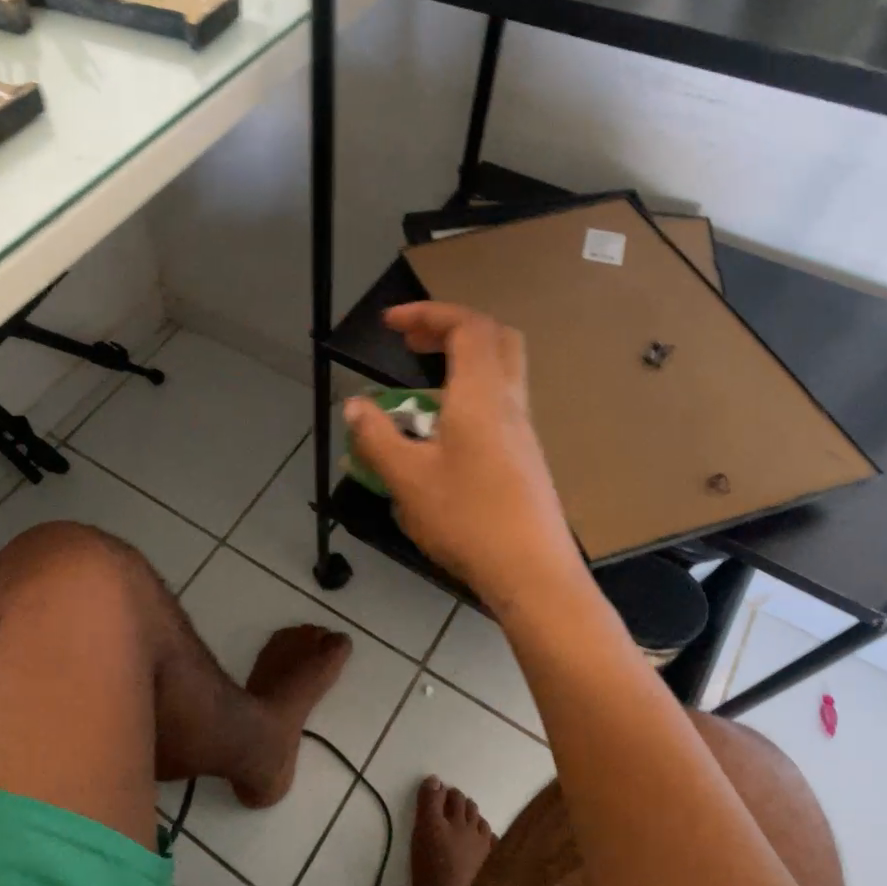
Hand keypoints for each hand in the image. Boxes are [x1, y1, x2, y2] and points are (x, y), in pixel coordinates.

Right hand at [343, 302, 585, 607]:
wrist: (532, 572)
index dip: (428, 313)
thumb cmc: (467, 519)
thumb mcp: (406, 479)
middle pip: (495, 338)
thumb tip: (355, 406)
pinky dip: (469, 395)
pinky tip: (440, 435)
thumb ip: (376, 437)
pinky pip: (499, 403)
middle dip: (451, 328)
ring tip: (418, 391)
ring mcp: (523, 430)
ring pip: (501, 371)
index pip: (466, 326)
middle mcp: (509, 402)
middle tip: (413, 342)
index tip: (389, 324)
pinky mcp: (525, 456)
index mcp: (481, 395)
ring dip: (461, 363)